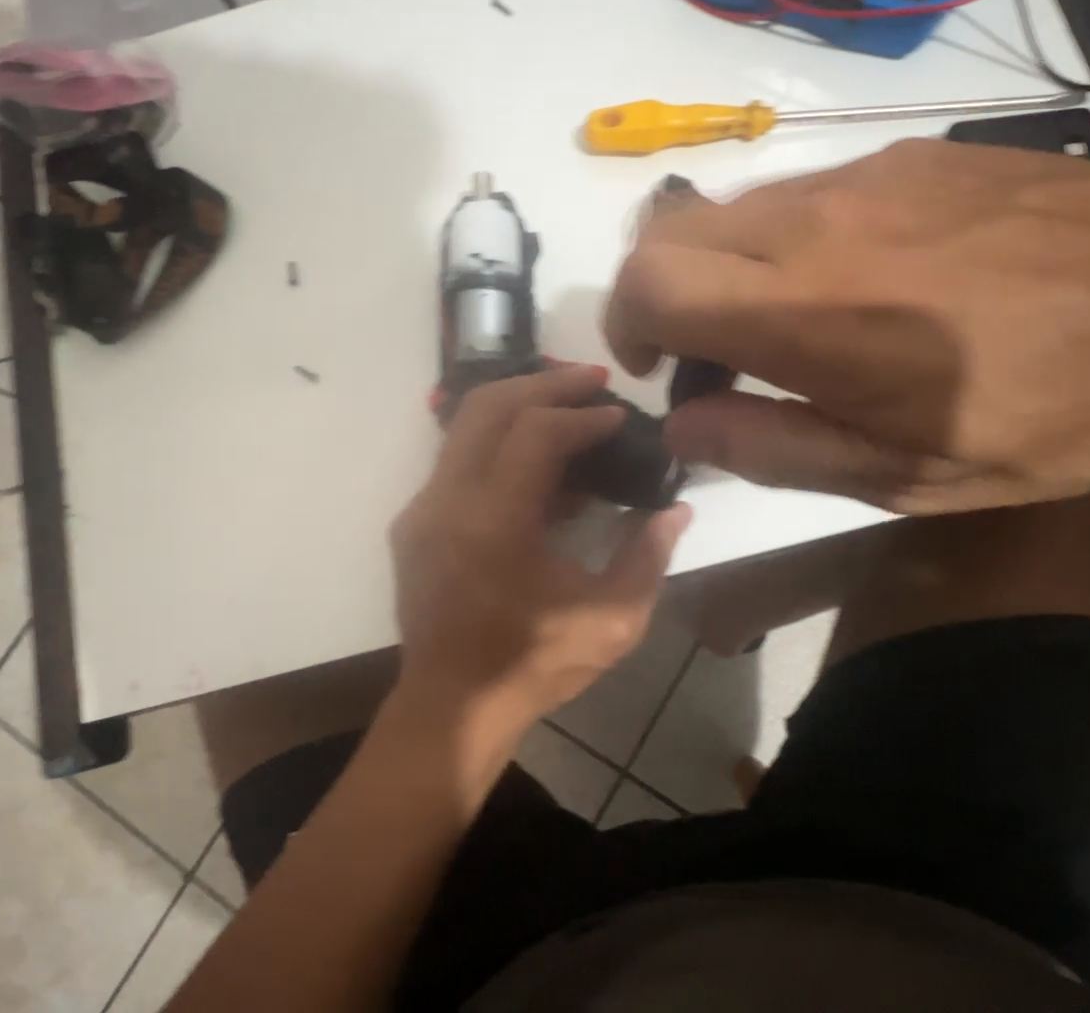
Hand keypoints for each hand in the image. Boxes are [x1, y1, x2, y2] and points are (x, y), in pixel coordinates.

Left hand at [390, 366, 691, 727]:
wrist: (451, 708)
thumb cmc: (533, 666)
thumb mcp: (612, 621)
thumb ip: (647, 557)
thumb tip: (676, 510)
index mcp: (493, 522)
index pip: (535, 432)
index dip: (584, 416)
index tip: (620, 418)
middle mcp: (446, 501)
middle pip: (488, 405)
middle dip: (543, 383)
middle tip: (591, 381)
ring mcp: (421, 509)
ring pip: (464, 426)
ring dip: (517, 406)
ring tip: (568, 409)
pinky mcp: (414, 524)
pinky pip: (457, 460)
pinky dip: (498, 444)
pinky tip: (538, 466)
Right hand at [606, 139, 1089, 511]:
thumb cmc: (1053, 413)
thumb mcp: (905, 474)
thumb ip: (773, 447)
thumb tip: (684, 423)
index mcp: (806, 309)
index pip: (648, 280)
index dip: (624, 324)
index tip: (656, 371)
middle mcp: (817, 222)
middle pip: (673, 231)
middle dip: (663, 297)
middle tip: (712, 360)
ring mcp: (869, 175)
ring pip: (738, 210)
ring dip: (729, 272)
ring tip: (793, 332)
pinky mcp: (916, 156)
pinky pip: (810, 193)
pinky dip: (792, 243)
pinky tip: (865, 287)